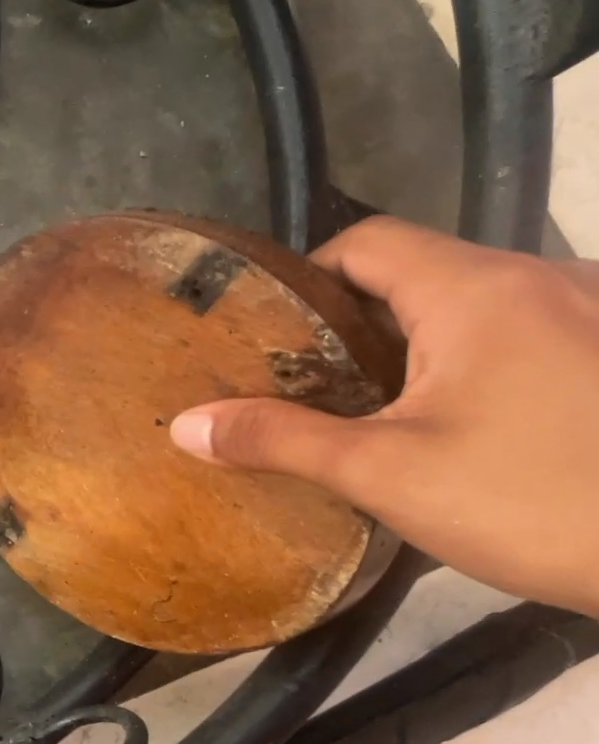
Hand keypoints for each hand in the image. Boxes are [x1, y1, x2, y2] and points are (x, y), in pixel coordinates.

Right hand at [169, 216, 598, 616]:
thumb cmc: (540, 500)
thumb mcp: (386, 473)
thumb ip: (279, 440)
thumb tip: (185, 427)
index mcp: (481, 292)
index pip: (366, 243)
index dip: (300, 277)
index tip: (261, 335)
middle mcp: (547, 283)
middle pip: (414, 274)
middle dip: (343, 323)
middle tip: (290, 382)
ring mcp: (593, 318)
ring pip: (468, 309)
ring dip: (404, 349)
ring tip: (354, 408)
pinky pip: (517, 338)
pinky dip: (461, 367)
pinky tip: (442, 425)